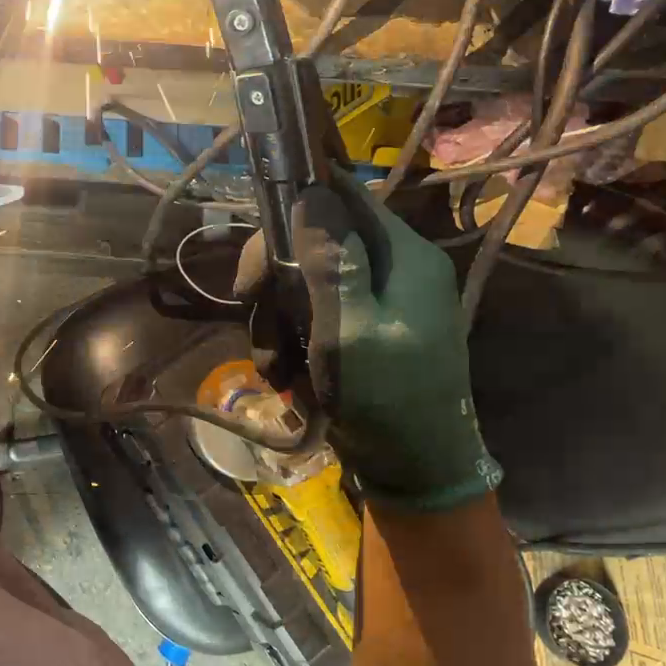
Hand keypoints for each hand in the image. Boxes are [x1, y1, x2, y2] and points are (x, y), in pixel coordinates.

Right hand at [291, 175, 500, 510]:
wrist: (416, 475)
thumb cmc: (386, 398)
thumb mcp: (350, 329)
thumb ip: (331, 260)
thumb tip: (311, 190)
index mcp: (404, 257)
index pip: (344, 194)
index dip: (296, 201)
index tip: (261, 240)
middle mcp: (391, 269)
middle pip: (312, 239)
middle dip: (274, 276)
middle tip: (249, 302)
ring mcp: (375, 301)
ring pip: (300, 281)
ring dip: (274, 320)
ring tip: (274, 367)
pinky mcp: (358, 329)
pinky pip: (308, 315)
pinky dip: (288, 342)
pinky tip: (285, 377)